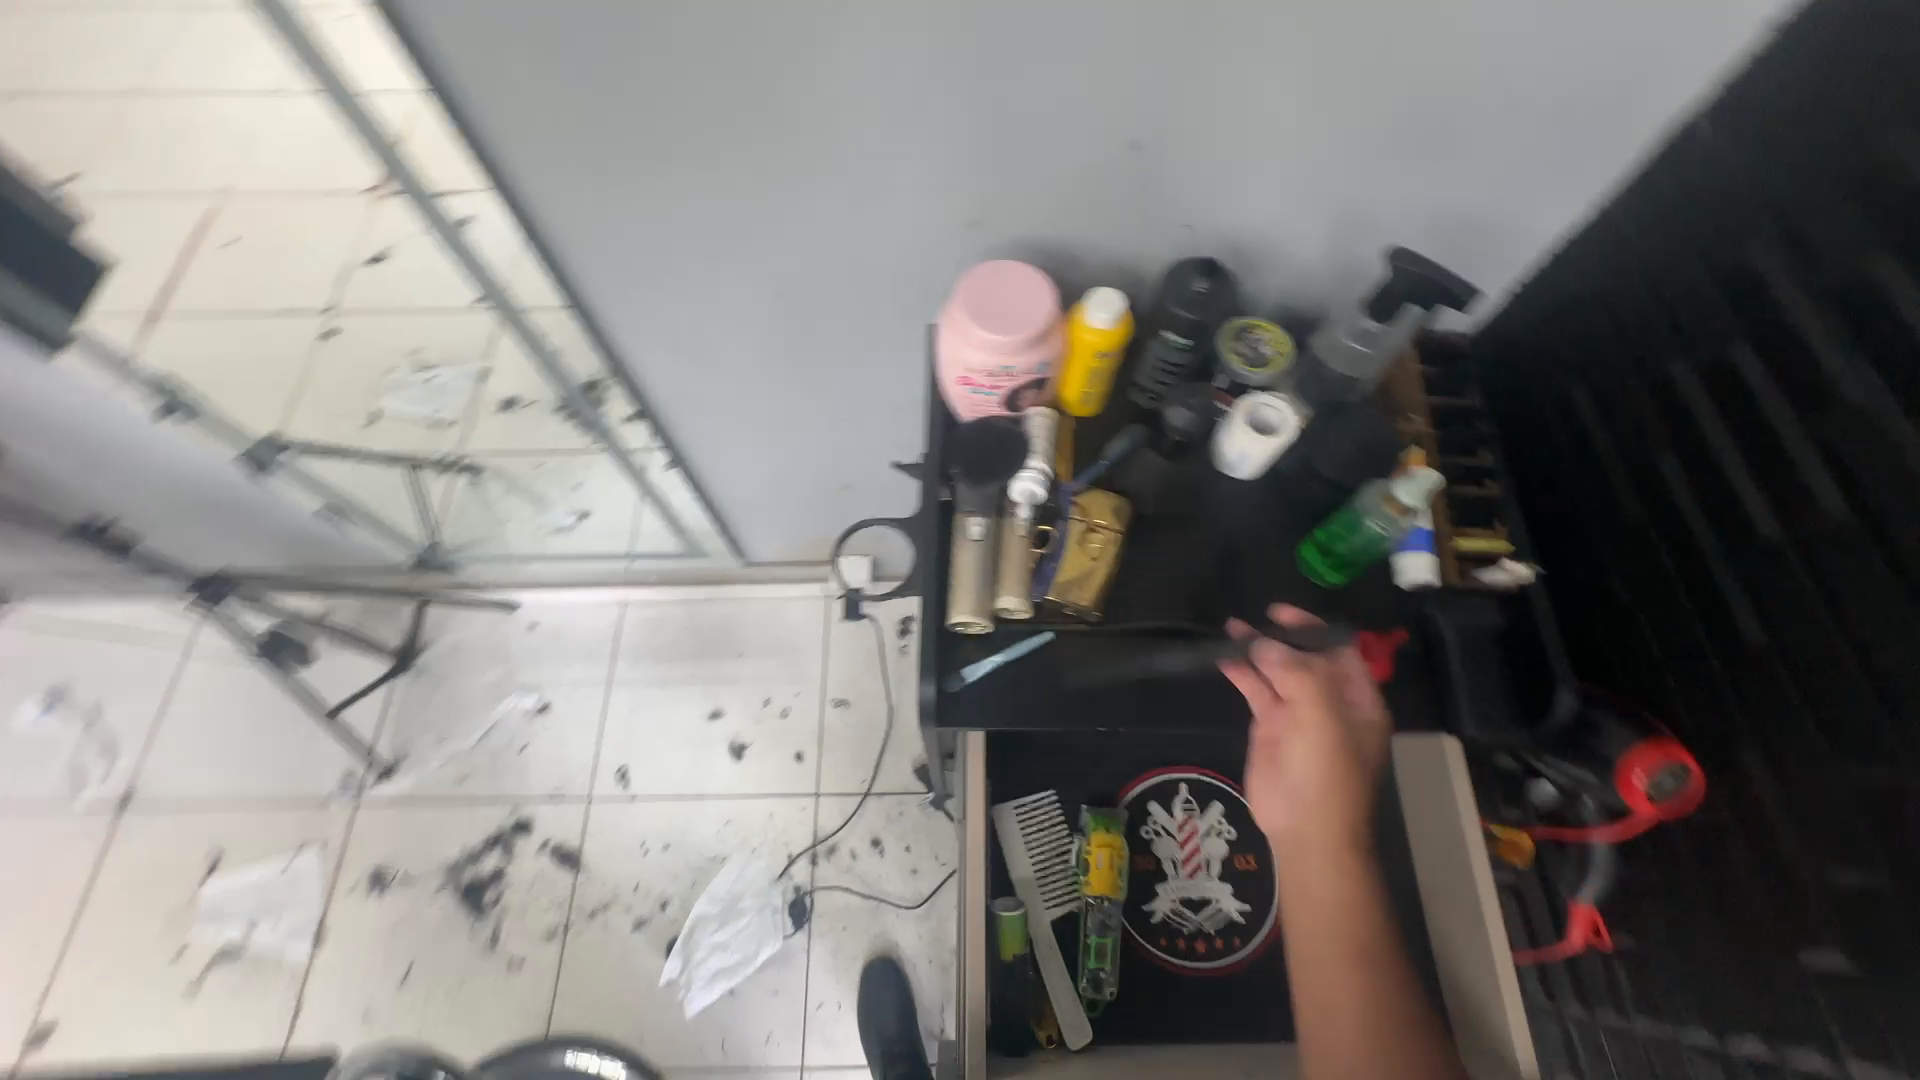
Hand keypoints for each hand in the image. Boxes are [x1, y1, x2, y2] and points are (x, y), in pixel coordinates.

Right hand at [1218, 604, 1391, 852]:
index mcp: (1357, 699)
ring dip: (1256, 650)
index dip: (1314, 628)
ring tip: (1231, 627)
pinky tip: (1223, 657)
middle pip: (1305, 657)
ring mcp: (1298, 715)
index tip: (1281, 612)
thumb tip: (1263, 642)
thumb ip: (1295, 671)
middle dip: (1281, 636)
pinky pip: (1256, 691)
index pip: (1339, 651)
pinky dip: (1241, 672)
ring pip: (1277, 671)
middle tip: (1253, 617)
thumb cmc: (1327, 771)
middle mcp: (1329, 702)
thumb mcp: (1321, 715)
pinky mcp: (1270, 728)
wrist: (1306, 828)